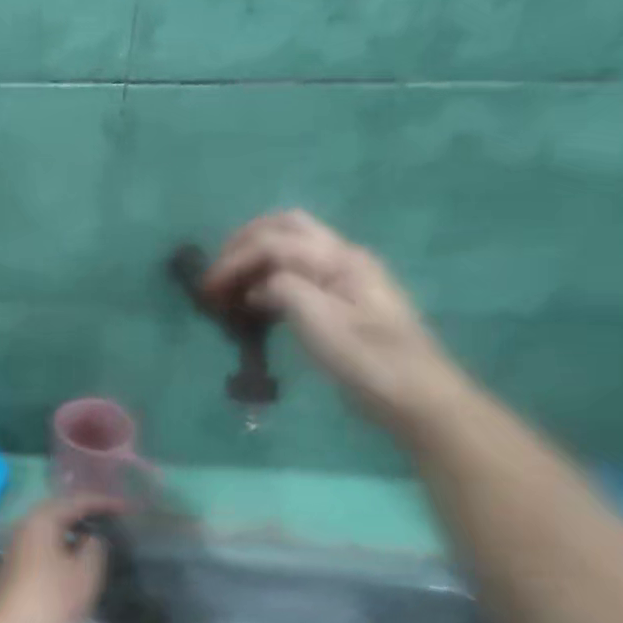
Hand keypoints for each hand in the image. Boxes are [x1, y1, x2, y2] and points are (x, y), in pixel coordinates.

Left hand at [0, 495, 117, 622]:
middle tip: (113, 516)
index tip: (129, 508)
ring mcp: (16, 543)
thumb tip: (90, 536)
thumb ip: (95, 547)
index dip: (104, 502)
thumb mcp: (85, 573)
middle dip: (87, 510)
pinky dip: (62, 541)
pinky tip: (75, 554)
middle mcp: (25, 524)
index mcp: (42, 520)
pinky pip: (43, 541)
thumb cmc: (51, 600)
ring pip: (50, 526)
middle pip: (60, 509)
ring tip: (98, 534)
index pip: (77, 501)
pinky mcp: (15, 562)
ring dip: (73, 526)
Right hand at [204, 210, 474, 432]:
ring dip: (255, 257)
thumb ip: (284, 291)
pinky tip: (255, 300)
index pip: (273, 242)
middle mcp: (342, 256)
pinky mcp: (341, 297)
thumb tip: (256, 288)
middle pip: (284, 226)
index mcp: (339, 259)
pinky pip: (296, 269)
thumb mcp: (321, 323)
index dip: (233, 261)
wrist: (417, 395)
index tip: (206, 291)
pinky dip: (268, 275)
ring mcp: (344, 275)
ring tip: (230, 286)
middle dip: (243, 243)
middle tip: (216, 272)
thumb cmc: (367, 360)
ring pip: (291, 245)